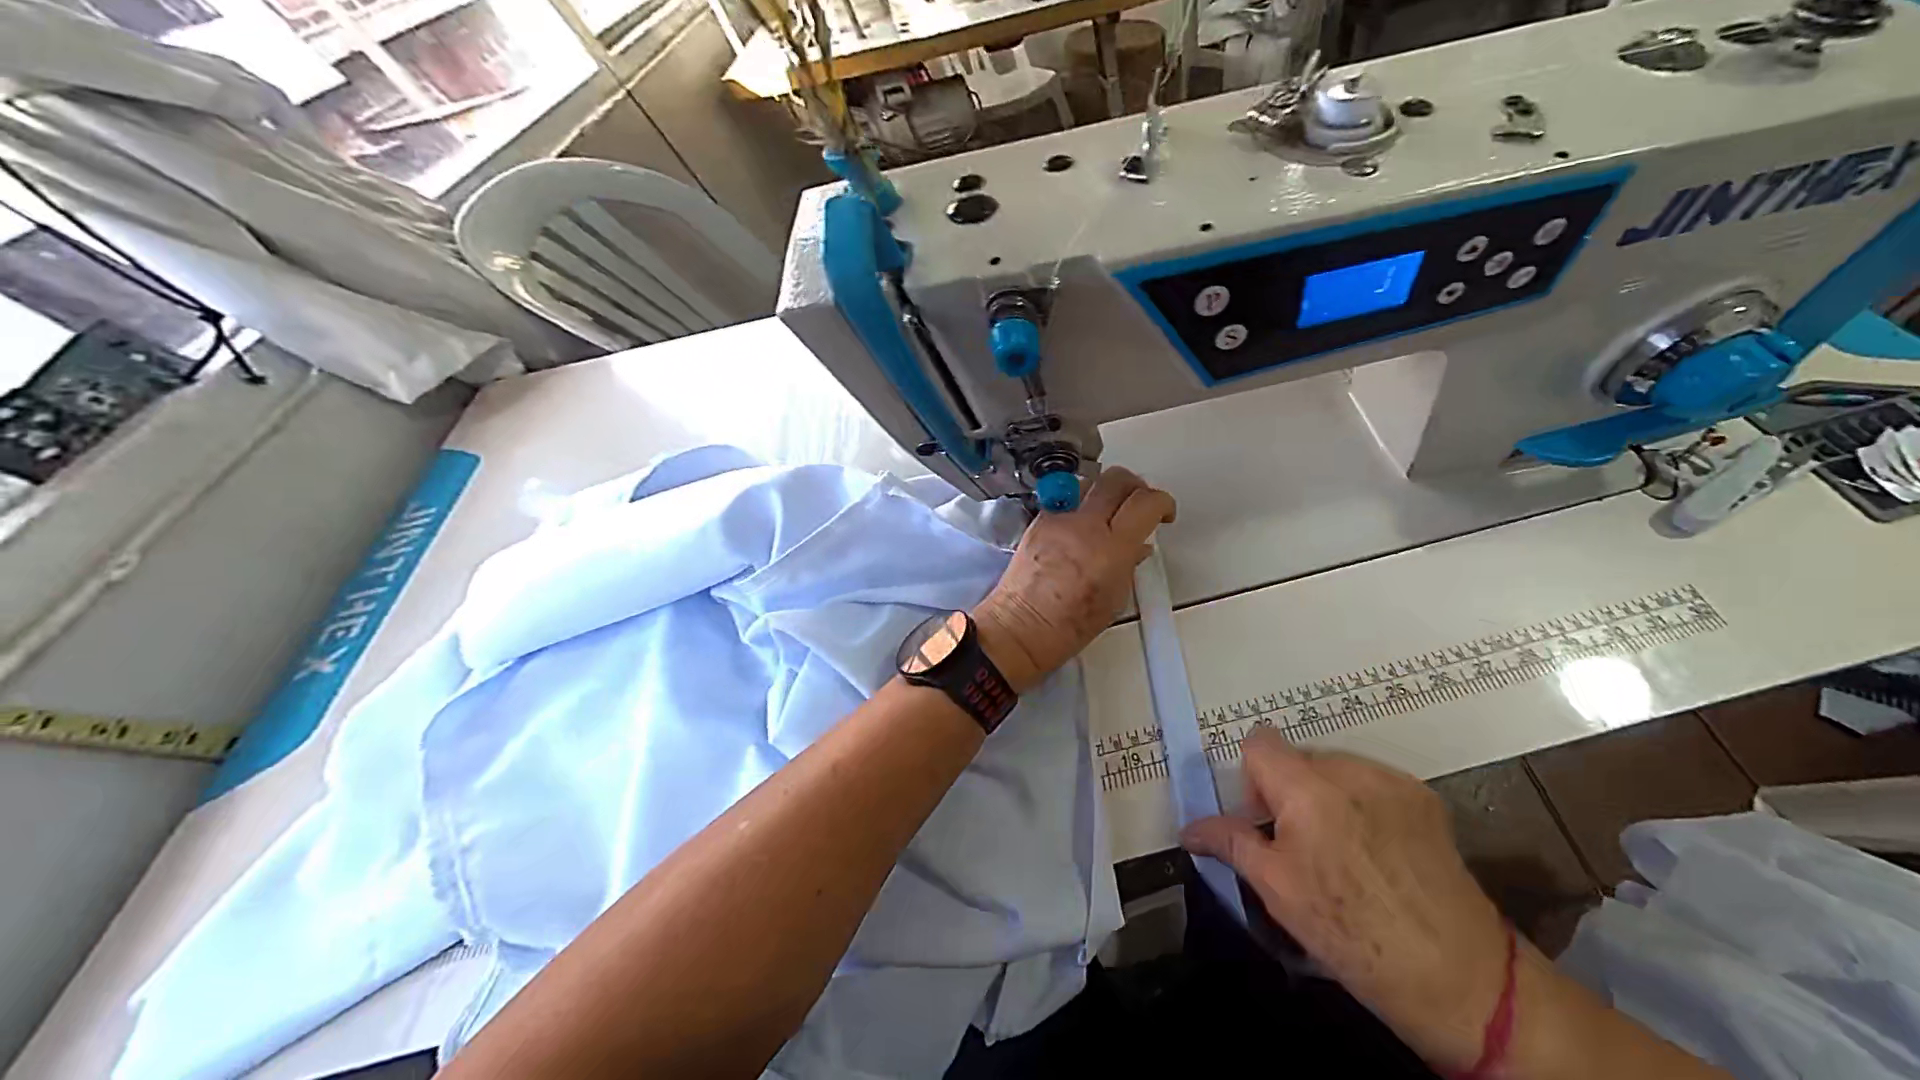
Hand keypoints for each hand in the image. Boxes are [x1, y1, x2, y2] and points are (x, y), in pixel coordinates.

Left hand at [972, 467, 1174, 693]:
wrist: (1021, 627)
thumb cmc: (1065, 625)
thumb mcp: (1115, 598)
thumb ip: (1129, 564)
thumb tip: (1136, 546)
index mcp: (1112, 550)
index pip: (1145, 503)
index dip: (1162, 502)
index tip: (1163, 511)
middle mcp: (1085, 527)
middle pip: (1117, 479)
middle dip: (1135, 485)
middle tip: (1138, 502)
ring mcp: (1058, 521)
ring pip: (1088, 483)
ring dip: (1103, 492)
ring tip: (1108, 511)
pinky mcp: (1038, 522)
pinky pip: (1064, 501)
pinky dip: (1077, 507)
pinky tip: (1079, 526)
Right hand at [1181, 730, 1510, 1072]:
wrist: (1460, 976)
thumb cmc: (1352, 933)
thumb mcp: (1276, 890)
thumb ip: (1230, 843)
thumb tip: (1190, 828)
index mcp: (1308, 789)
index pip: (1259, 743)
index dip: (1250, 778)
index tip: (1260, 820)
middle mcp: (1351, 771)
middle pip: (1297, 757)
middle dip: (1286, 790)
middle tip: (1295, 844)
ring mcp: (1393, 782)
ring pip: (1334, 769)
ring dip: (1322, 795)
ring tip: (1338, 851)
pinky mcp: (1424, 799)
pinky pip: (1371, 783)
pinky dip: (1359, 804)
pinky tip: (1372, 852)